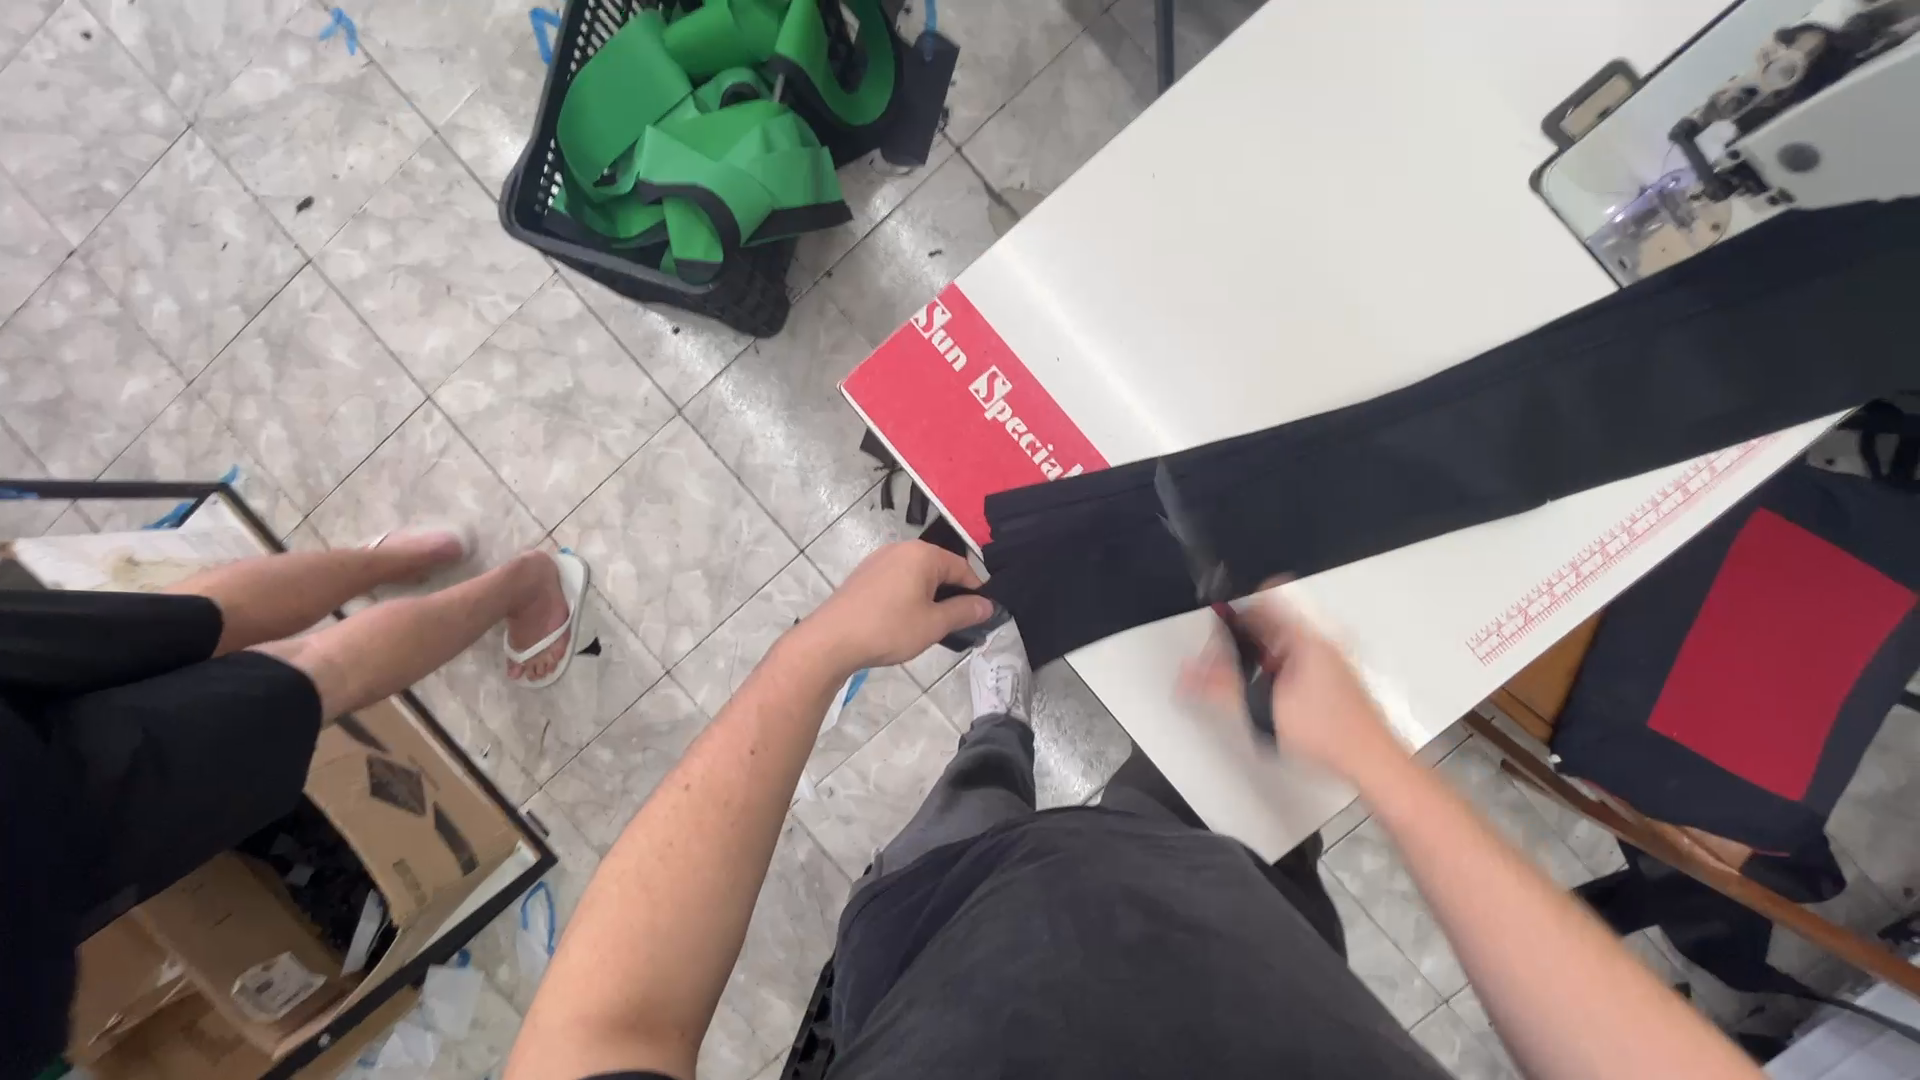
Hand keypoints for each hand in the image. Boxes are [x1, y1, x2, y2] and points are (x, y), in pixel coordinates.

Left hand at [797, 542, 997, 673]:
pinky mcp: (864, 575)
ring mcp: (879, 560)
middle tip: (956, 625)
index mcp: (923, 554)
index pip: (963, 568)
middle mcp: (901, 549)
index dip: (976, 593)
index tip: (981, 617)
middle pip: (939, 569)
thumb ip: (964, 612)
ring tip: (930, 627)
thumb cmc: (888, 629)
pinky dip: (908, 597)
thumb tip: (987, 605)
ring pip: (917, 576)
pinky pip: (897, 581)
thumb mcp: (933, 624)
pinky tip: (903, 621)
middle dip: (951, 595)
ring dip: (929, 598)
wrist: (831, 640)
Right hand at [1179, 584, 1405, 781]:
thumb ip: (1219, 687)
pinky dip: (1276, 671)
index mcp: (1305, 637)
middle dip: (1242, 640)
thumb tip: (1187, 674)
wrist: (1372, 762)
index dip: (1237, 609)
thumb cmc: (1330, 733)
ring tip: (1249, 686)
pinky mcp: (1333, 677)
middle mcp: (1321, 641)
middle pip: (1270, 622)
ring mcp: (1331, 658)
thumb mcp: (1262, 707)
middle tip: (1225, 664)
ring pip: (1282, 643)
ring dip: (1258, 658)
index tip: (1222, 626)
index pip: (1264, 599)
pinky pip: (1296, 660)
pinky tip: (1272, 699)